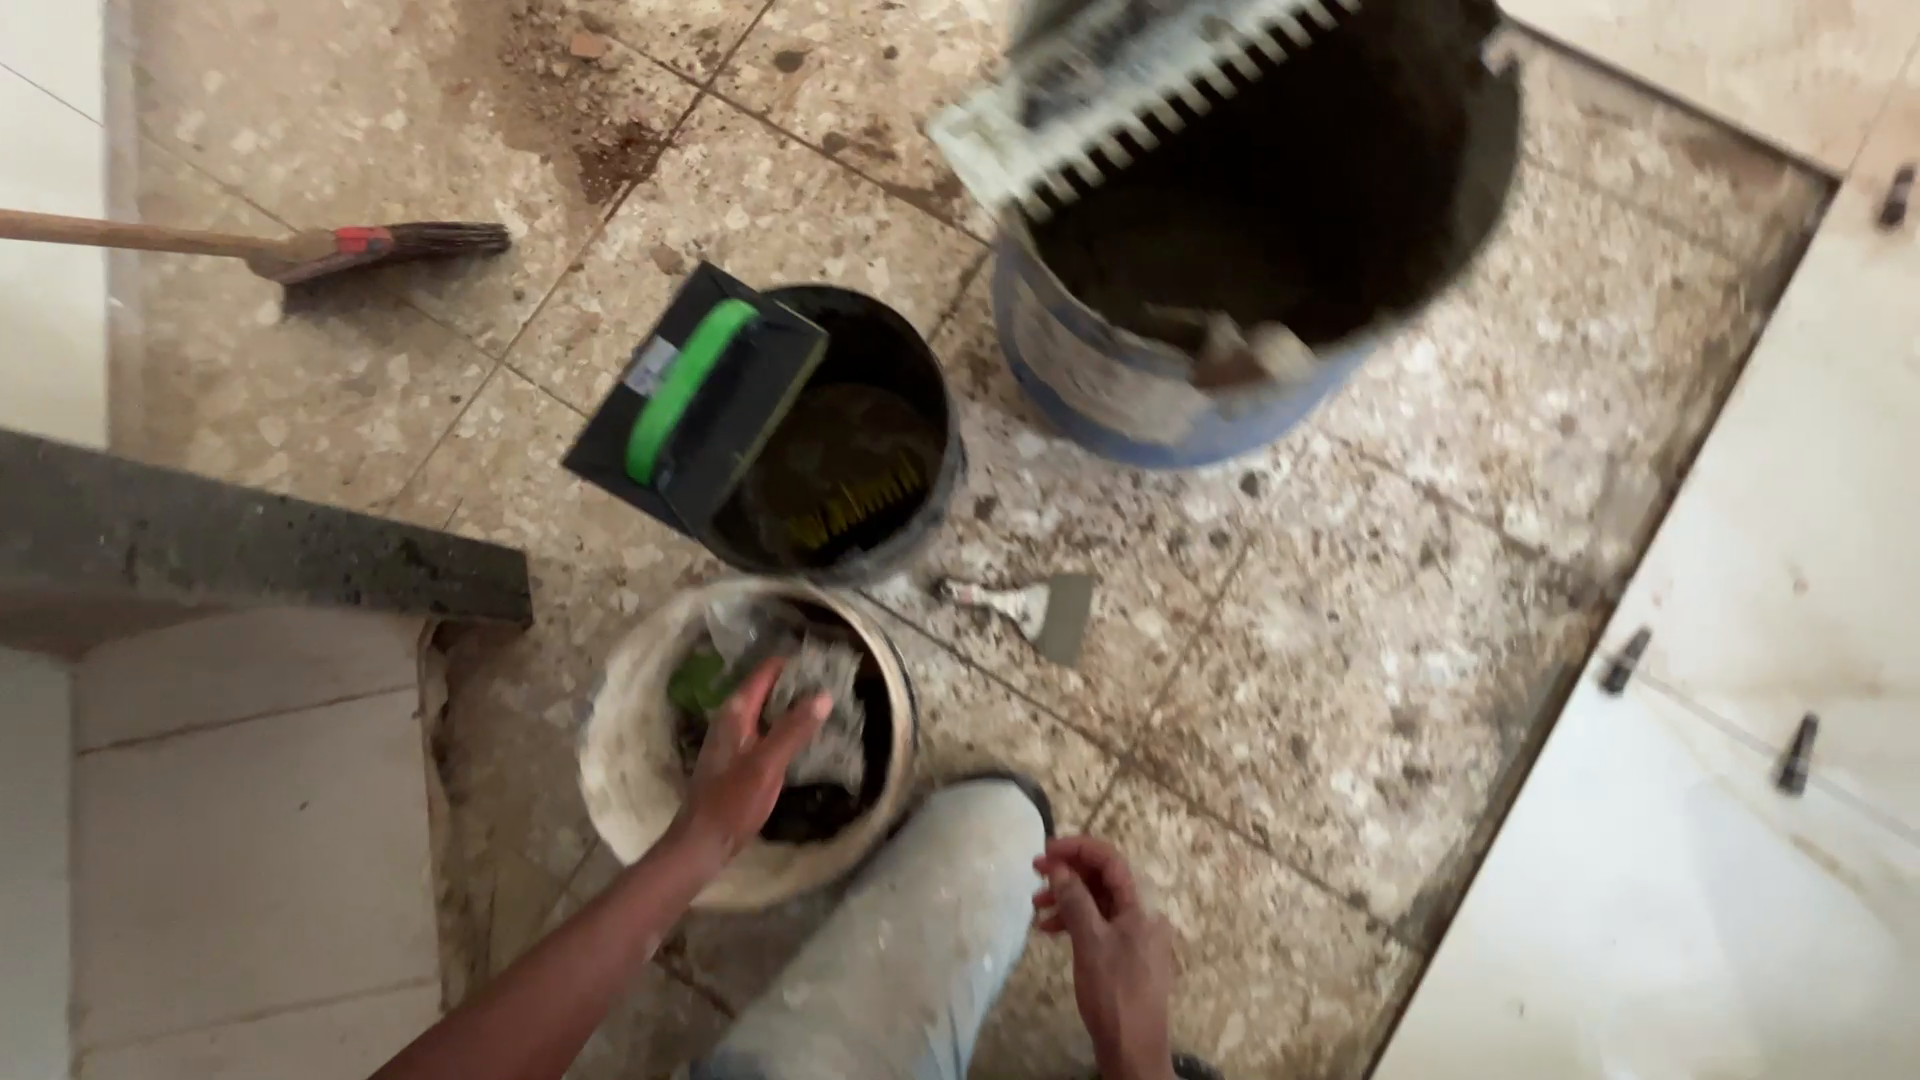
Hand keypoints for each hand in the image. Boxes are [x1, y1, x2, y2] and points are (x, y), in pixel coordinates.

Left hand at [668, 656, 830, 872]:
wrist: (703, 842)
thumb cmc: (732, 801)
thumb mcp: (767, 763)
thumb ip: (794, 729)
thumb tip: (825, 695)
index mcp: (736, 711)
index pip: (768, 671)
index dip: (795, 664)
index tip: (827, 664)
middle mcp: (734, 718)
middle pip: (771, 688)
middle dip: (800, 685)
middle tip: (836, 685)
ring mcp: (737, 738)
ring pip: (771, 710)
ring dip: (796, 707)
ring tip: (831, 706)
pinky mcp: (742, 757)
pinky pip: (770, 730)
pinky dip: (790, 727)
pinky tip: (811, 736)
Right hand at [1033, 837, 1175, 1079]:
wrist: (1134, 1052)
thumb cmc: (1114, 993)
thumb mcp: (1090, 942)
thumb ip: (1075, 900)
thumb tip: (1060, 868)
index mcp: (1140, 905)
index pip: (1110, 859)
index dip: (1078, 848)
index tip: (1047, 851)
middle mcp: (1140, 913)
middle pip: (1102, 878)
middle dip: (1069, 872)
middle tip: (1036, 872)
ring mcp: (1132, 934)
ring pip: (1096, 900)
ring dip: (1067, 897)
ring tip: (1036, 905)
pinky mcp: (1123, 953)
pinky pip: (1096, 922)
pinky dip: (1073, 920)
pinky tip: (1049, 929)